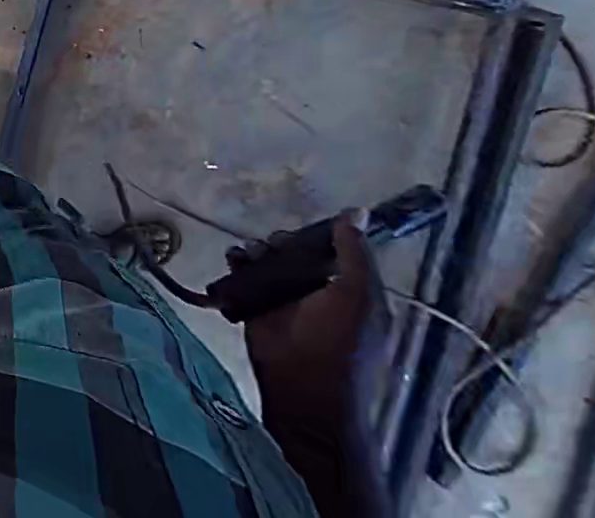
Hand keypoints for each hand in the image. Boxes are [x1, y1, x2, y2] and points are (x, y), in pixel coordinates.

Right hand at [243, 210, 389, 425]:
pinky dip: (237, 262)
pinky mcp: (254, 301)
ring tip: (251, 255)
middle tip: (276, 246)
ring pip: (267, 258)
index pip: (335, 252)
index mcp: (352, 291)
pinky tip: (235, 260)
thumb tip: (359, 212)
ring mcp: (285, 297)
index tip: (308, 228)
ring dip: (257, 250)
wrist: (301, 382)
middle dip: (284, 243)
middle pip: (296, 252)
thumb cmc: (339, 341)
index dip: (322, 236)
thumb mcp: (358, 296)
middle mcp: (319, 291)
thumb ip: (355, 254)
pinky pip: (243, 271)